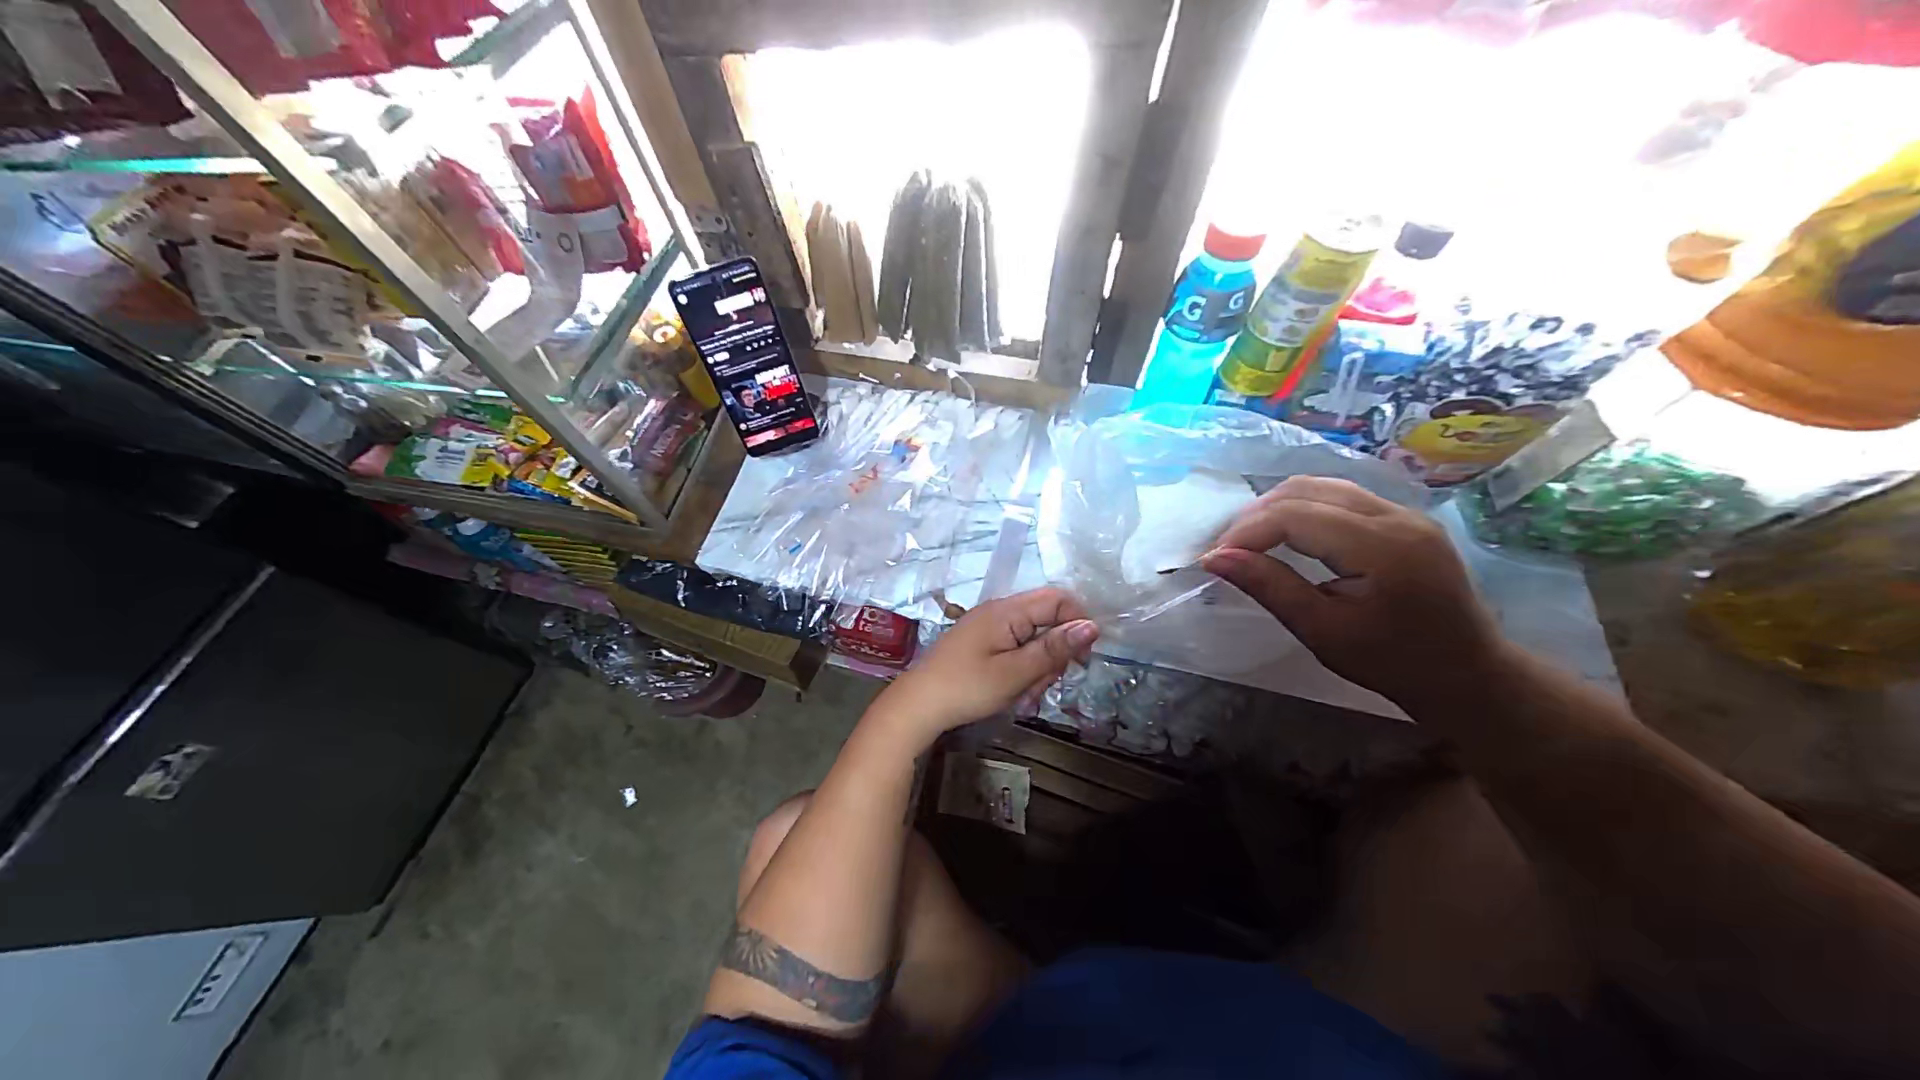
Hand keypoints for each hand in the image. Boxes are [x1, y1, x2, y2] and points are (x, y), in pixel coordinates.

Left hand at [869, 587, 1098, 744]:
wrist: (918, 705)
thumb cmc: (967, 688)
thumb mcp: (1016, 672)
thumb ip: (1054, 648)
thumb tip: (1092, 626)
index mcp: (1007, 610)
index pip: (1059, 599)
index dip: (1077, 623)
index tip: (1081, 659)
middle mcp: (999, 611)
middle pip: (1047, 619)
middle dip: (1055, 653)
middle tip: (1044, 684)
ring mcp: (989, 627)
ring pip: (1033, 638)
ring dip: (1039, 667)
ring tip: (1025, 694)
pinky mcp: (982, 644)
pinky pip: (1016, 649)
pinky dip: (1022, 670)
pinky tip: (1014, 693)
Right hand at [1200, 476, 1505, 707]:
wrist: (1466, 673)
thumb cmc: (1393, 662)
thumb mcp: (1323, 631)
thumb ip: (1270, 587)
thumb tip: (1216, 558)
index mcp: (1381, 547)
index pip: (1295, 516)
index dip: (1246, 532)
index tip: (1214, 559)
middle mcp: (1396, 516)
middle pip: (1306, 489)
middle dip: (1256, 515)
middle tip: (1228, 550)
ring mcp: (1404, 512)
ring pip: (1323, 486)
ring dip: (1278, 507)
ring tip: (1250, 540)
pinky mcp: (1404, 518)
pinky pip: (1342, 496)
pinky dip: (1304, 508)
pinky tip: (1287, 534)